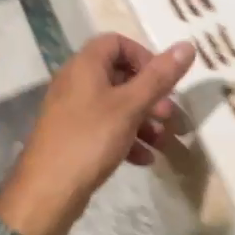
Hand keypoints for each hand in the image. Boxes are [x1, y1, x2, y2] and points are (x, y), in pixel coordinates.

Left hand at [0, 34, 194, 234]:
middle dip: (149, 94)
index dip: (143, 56)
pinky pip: (105, 127)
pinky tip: (145, 159)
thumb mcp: (130, 106)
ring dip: (143, 119)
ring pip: (115, 104)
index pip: (117, 42)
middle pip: (119, 75)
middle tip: (169, 115)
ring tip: (163, 140)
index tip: (162, 80)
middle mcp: (75, 81)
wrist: (46, 192)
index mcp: (85, 65)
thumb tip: (187, 45)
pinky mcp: (73, 136)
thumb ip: (159, 76)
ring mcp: (72, 110)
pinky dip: (127, 137)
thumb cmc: (90, 139)